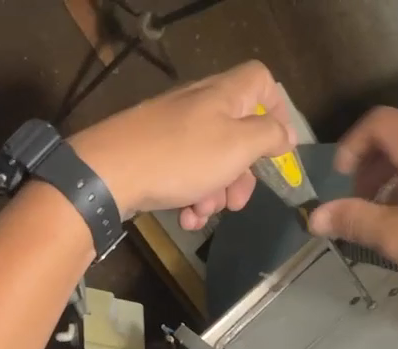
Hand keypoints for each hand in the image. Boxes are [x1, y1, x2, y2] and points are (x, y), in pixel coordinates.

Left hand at [69, 61, 297, 230]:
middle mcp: (201, 106)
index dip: (277, 109)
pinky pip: (185, 175)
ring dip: (214, 194)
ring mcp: (175, 131)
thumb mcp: (237, 146)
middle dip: (242, 174)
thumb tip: (286, 133)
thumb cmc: (181, 157)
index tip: (280, 149)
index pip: (261, 81)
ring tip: (202, 213)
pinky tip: (185, 218)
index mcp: (225, 95)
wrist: (111, 172)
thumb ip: (267, 136)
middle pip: (238, 134)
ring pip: (212, 162)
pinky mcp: (155, 154)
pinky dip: (190, 198)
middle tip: (237, 202)